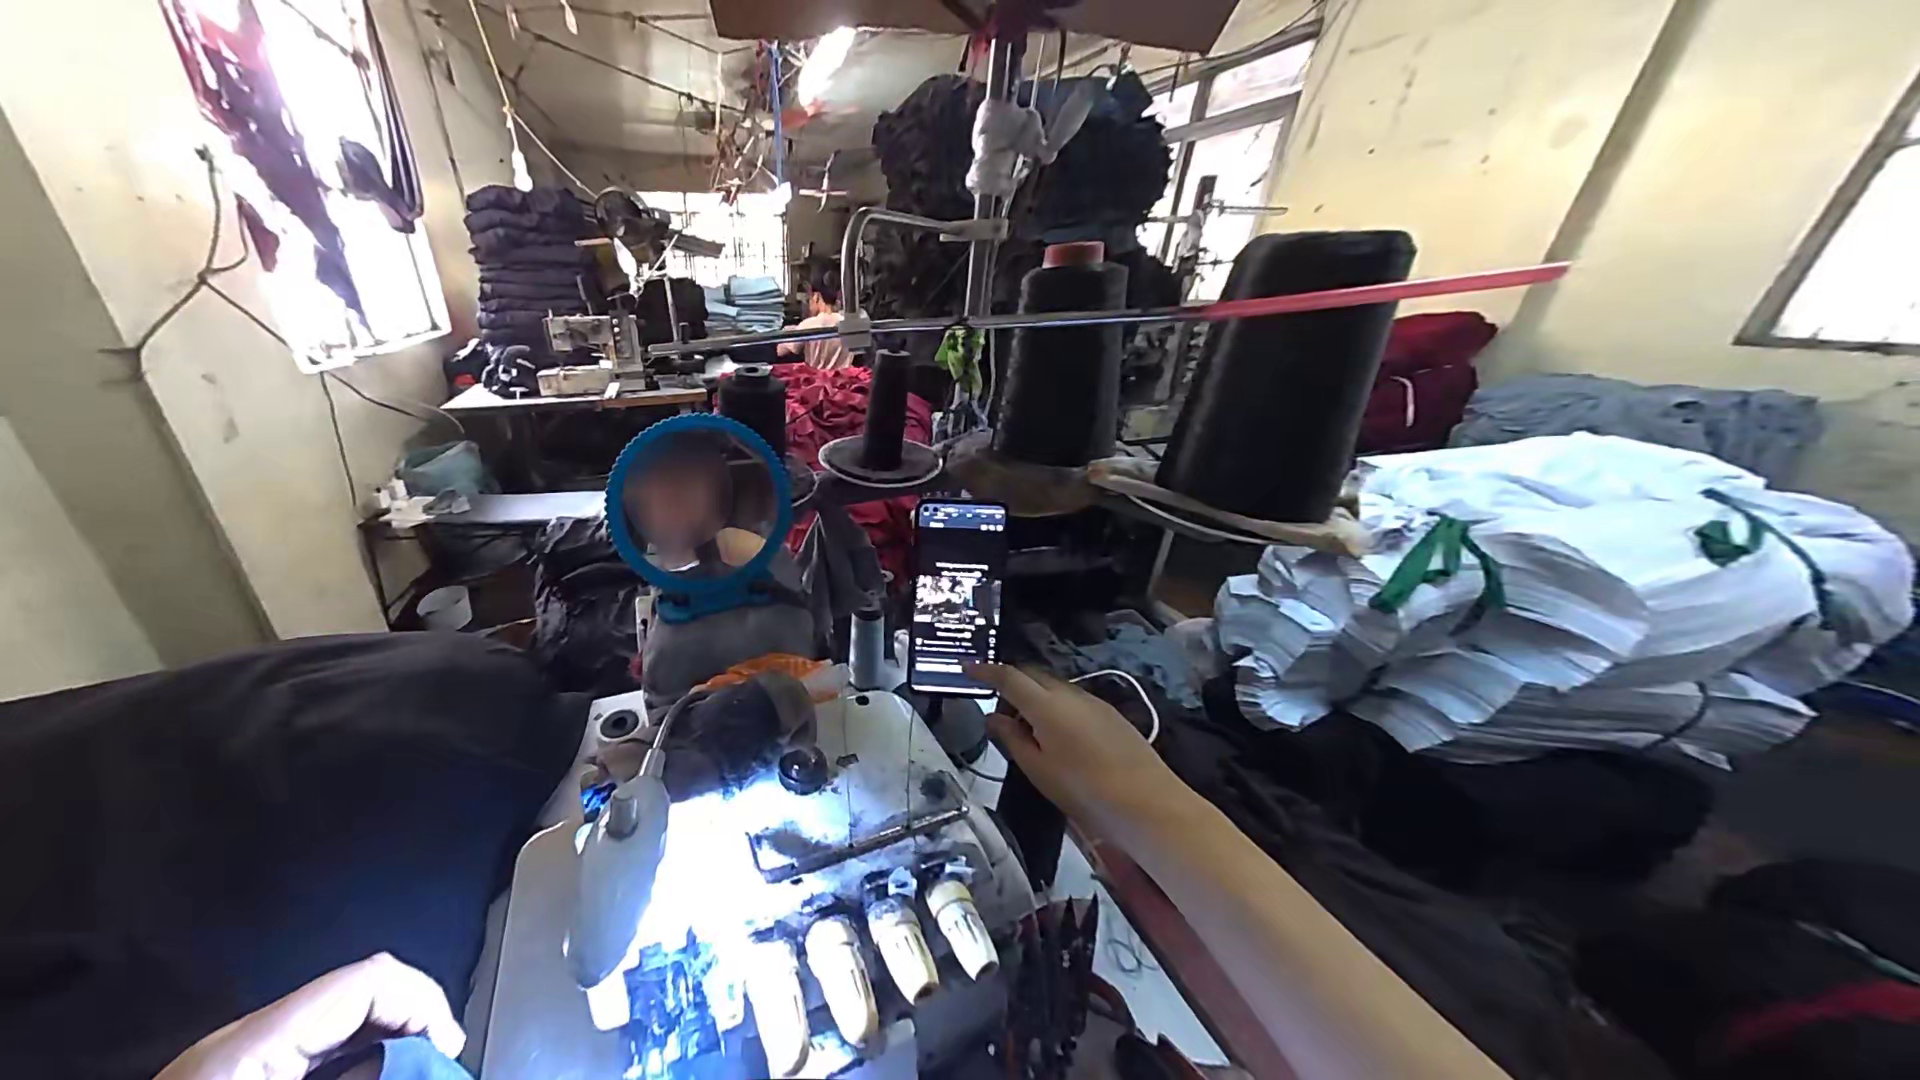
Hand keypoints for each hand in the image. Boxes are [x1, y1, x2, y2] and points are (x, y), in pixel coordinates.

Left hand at [155, 953, 464, 1079]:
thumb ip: (367, 1077)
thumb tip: (438, 1055)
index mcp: (249, 1047)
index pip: (371, 978)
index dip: (425, 1001)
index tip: (447, 1050)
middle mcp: (238, 1044)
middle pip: (361, 994)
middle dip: (410, 1024)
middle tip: (435, 1064)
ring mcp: (226, 1064)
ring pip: (341, 1023)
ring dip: (385, 1045)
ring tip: (410, 1072)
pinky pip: (314, 1053)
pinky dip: (350, 1065)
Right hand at [967, 663, 1192, 842]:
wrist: (1147, 803)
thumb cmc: (1084, 791)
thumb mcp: (1038, 769)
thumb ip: (1012, 738)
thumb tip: (993, 717)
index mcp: (1046, 705)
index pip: (1009, 677)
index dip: (986, 671)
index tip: (968, 668)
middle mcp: (1069, 693)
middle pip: (1032, 675)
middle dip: (1011, 684)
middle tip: (998, 711)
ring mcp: (1093, 700)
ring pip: (1054, 687)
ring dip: (1035, 697)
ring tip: (1027, 730)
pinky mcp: (1109, 713)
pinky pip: (1073, 699)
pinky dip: (1056, 706)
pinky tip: (1058, 736)